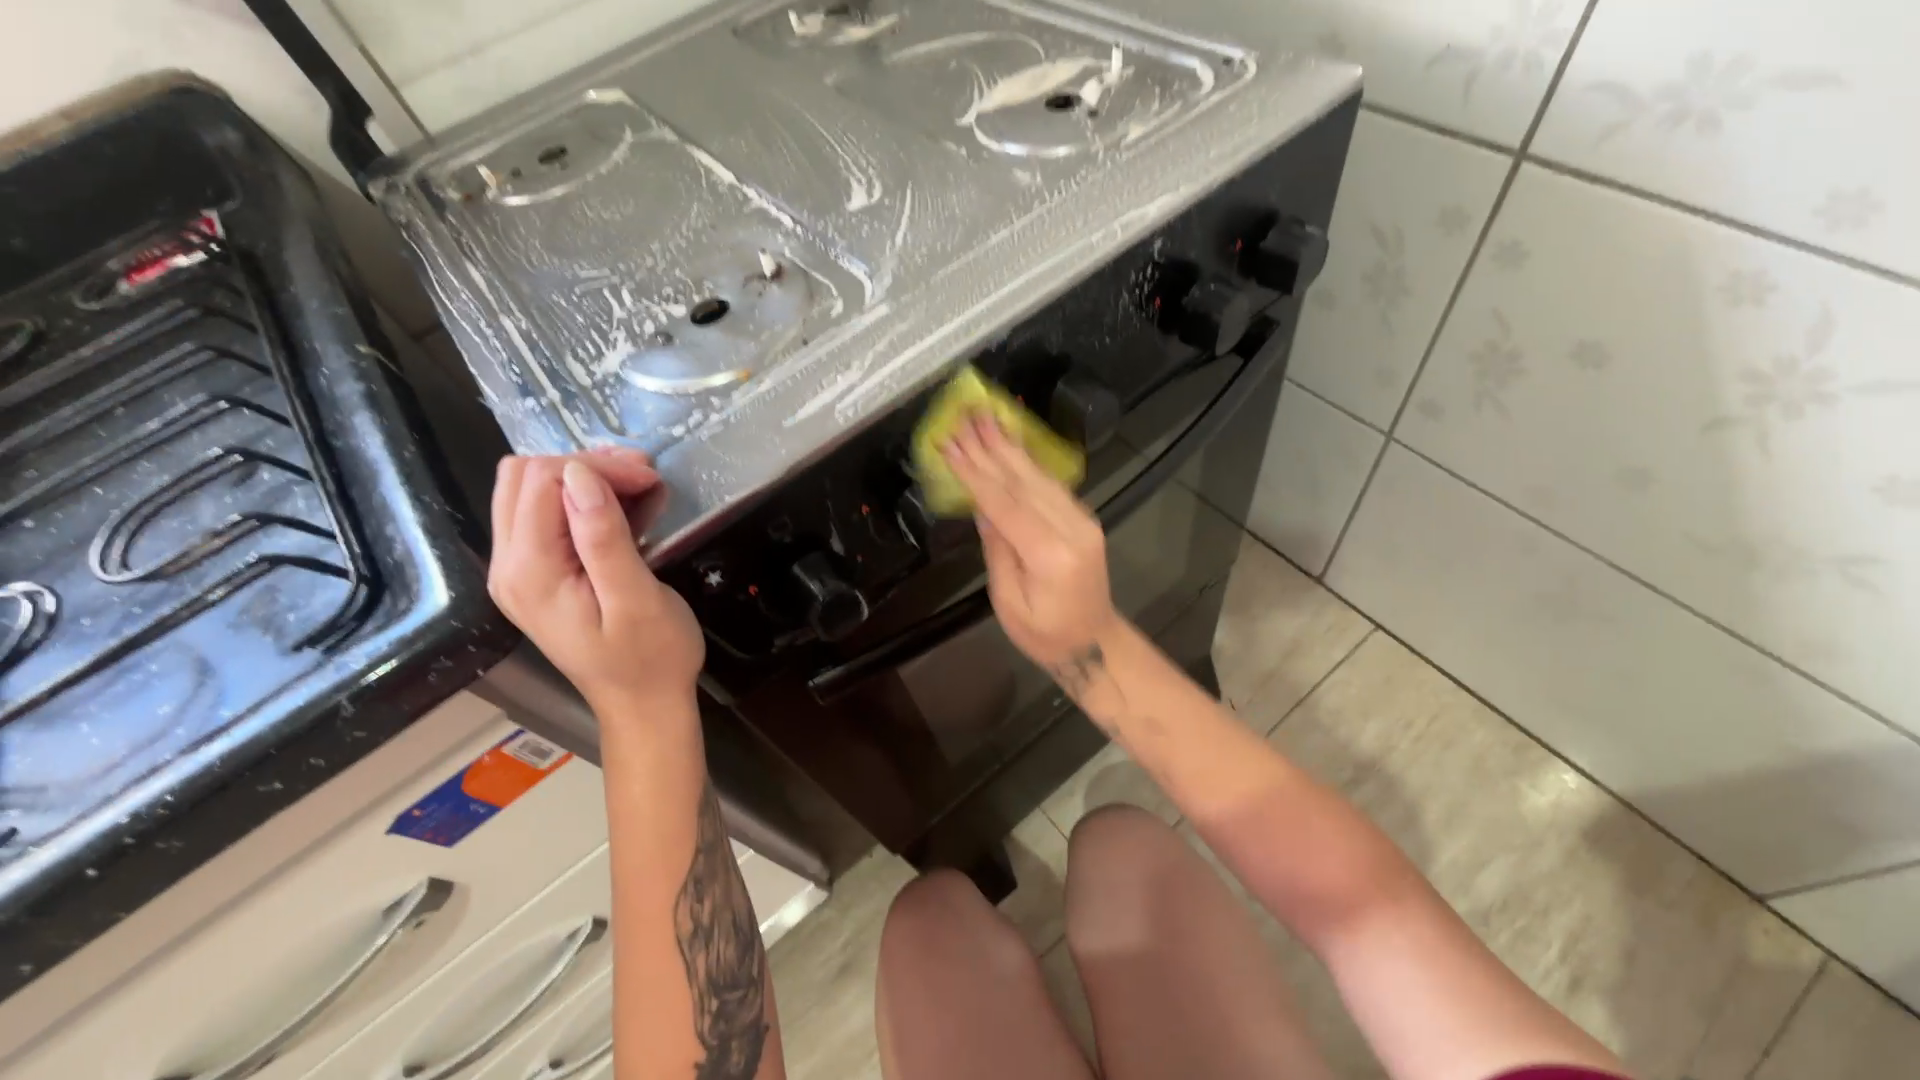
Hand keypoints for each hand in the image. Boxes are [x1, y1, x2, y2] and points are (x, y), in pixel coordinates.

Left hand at [487, 449, 703, 717]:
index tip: (649, 479)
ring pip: (531, 490)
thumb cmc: (651, 658)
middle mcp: (508, 567)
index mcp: (529, 572)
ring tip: (641, 491)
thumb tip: (579, 473)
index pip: (543, 481)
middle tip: (646, 480)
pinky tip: (626, 512)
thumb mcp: (637, 599)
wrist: (645, 707)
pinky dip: (584, 501)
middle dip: (588, 467)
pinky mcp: (536, 575)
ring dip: (586, 479)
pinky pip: (544, 515)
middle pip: (526, 477)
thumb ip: (603, 536)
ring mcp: (518, 571)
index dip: (596, 467)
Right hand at [942, 414, 1121, 674]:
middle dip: (991, 447)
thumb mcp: (1008, 602)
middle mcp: (1072, 528)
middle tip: (966, 415)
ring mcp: (1082, 521)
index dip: (975, 472)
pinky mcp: (1083, 520)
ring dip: (1009, 446)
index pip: (1006, 504)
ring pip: (1040, 477)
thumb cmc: (1044, 635)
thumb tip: (982, 506)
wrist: (1093, 644)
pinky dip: (1028, 462)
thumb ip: (997, 549)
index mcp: (1050, 554)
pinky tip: (1011, 444)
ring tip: (985, 418)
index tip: (950, 444)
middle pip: (1024, 481)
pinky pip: (1052, 485)